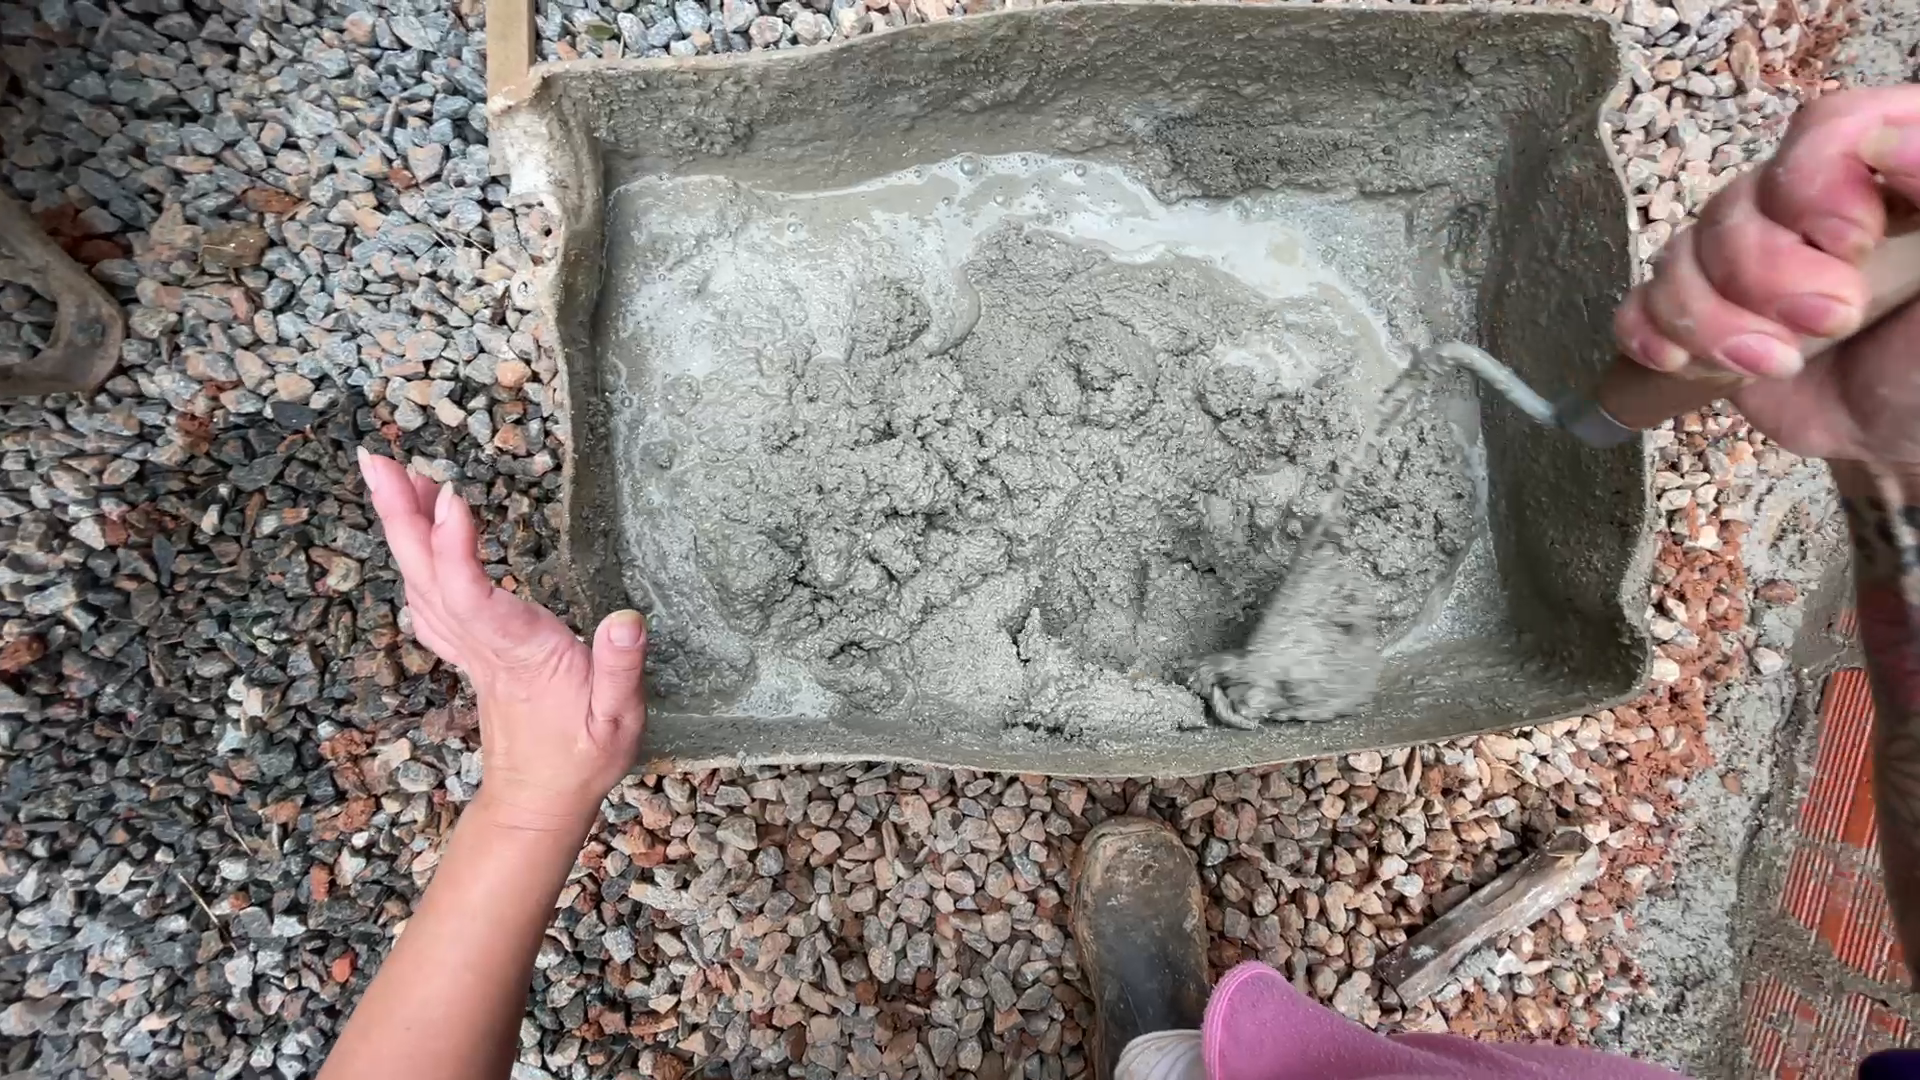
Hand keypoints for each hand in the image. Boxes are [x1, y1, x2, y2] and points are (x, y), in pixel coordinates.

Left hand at [357, 449, 647, 829]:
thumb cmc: (583, 755)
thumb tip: (626, 617)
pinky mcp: (471, 654)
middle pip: (429, 577)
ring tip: (398, 480)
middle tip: (378, 460)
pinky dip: (416, 564)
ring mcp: (471, 650)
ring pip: (422, 584)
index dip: (457, 548)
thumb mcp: (619, 717)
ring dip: (404, 531)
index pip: (475, 596)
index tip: (451, 496)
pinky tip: (417, 541)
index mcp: (522, 654)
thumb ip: (621, 668)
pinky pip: (428, 602)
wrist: (541, 797)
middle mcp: (485, 646)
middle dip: (402, 517)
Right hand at [1614, 85, 1919, 462]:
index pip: (1825, 128)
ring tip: (1773, 363)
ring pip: (1677, 260)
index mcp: (1892, 175)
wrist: (1905, 434)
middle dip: (1763, 275)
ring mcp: (1745, 264)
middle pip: (1736, 206)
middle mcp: (1810, 209)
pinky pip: (1637, 306)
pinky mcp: (1698, 315)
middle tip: (1828, 322)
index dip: (1813, 180)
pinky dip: (1650, 336)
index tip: (1851, 242)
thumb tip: (1886, 140)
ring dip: (1710, 322)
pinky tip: (1683, 364)